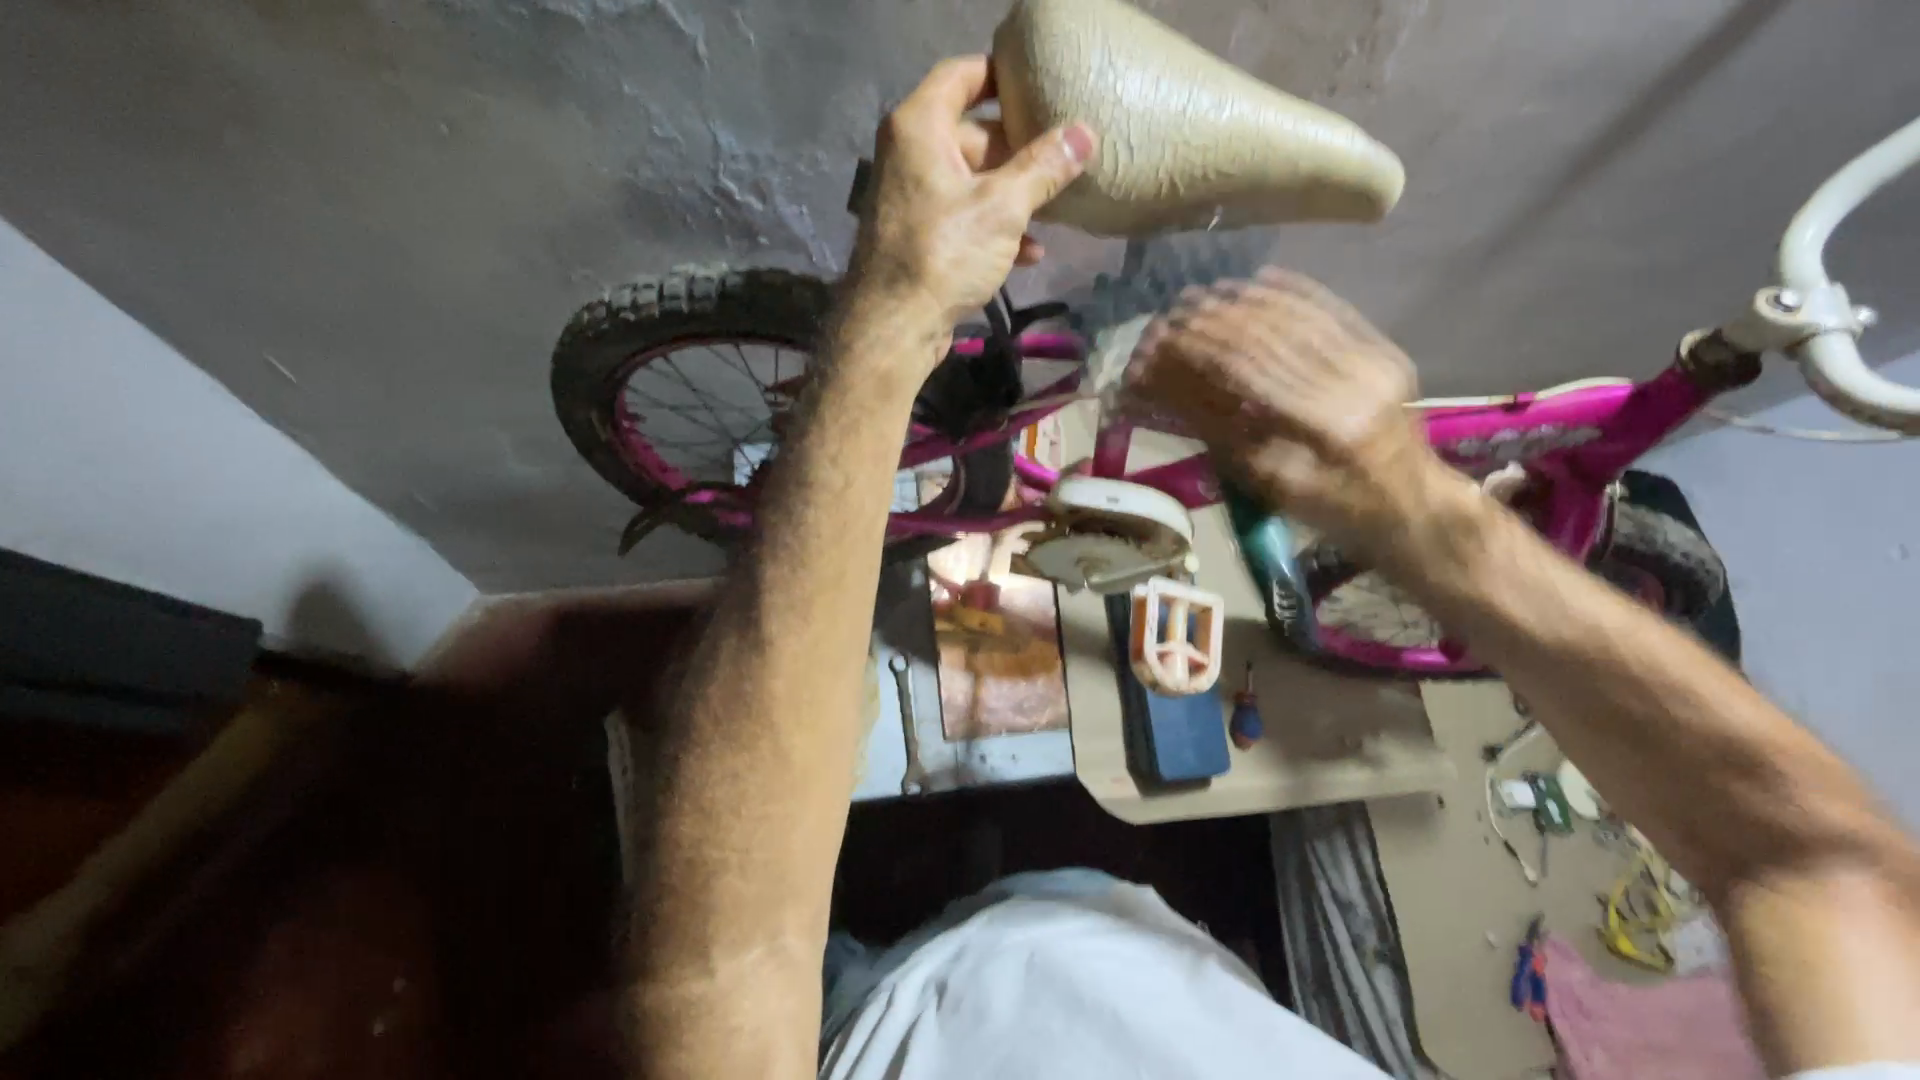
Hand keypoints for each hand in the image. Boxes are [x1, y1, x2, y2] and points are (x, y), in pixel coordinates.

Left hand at [849, 55, 1095, 343]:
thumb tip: (1085, 133)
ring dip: (1012, 195)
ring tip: (1054, 207)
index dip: (1001, 74)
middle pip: (971, 132)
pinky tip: (1030, 252)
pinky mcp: (918, 235)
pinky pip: (962, 215)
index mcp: (920, 127)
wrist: (894, 326)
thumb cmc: (944, 253)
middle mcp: (908, 153)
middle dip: (1018, 149)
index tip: (1040, 83)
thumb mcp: (1002, 207)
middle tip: (1061, 157)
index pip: (962, 75)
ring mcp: (911, 196)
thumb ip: (1044, 167)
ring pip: (971, 180)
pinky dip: (994, 227)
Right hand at [1127, 269, 1451, 552]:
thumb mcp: (1273, 486)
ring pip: (1297, 317)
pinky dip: (1293, 290)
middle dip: (1213, 321)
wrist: (1411, 505)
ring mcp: (1373, 362)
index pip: (1246, 371)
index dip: (1198, 351)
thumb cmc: (1334, 510)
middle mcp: (1352, 382)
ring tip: (1203, 294)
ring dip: (1245, 301)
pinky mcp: (1384, 351)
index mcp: (1324, 426)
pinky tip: (1257, 279)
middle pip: (1269, 337)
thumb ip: (1226, 436)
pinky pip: (1334, 310)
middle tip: (1172, 313)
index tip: (1159, 341)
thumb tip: (1169, 392)